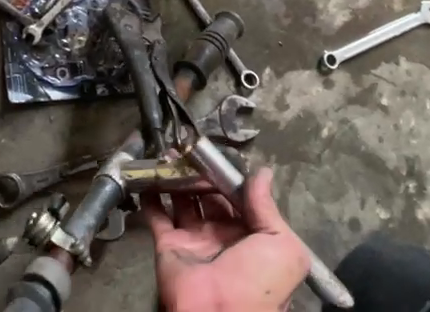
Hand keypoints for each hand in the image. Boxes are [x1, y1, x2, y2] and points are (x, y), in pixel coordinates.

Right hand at [144, 168, 311, 311]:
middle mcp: (221, 235)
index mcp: (250, 236)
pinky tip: (147, 174)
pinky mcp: (168, 244)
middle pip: (208, 196)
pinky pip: (156, 215)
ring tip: (168, 152)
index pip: (238, 198)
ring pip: (182, 200)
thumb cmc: (258, 281)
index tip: (216, 153)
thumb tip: (263, 173)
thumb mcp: (282, 246)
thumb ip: (269, 208)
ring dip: (175, 177)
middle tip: (188, 148)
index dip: (228, 176)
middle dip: (199, 173)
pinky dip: (149, 195)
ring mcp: (193, 239)